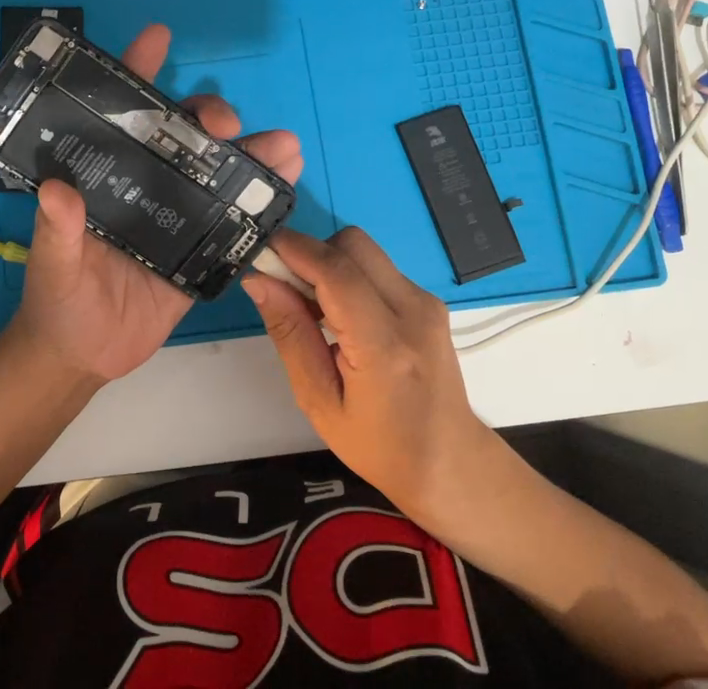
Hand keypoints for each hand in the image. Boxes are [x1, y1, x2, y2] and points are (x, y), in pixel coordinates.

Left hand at [10, 24, 303, 383]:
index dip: (136, 73)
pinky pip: (235, 222)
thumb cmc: (58, 301)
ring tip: (283, 144)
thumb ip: (55, 230)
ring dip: (251, 153)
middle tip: (222, 123)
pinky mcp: (201, 252)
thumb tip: (57, 192)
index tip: (158, 37)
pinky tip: (288, 184)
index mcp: (105, 178)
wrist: (84, 356)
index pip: (119, 115)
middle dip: (207, 117)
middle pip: (181, 137)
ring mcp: (177, 216)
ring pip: (218, 173)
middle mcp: (144, 185)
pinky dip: (262, 203)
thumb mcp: (52, 265)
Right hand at [240, 229, 493, 517]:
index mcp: (384, 345)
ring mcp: (426, 303)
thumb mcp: (319, 400)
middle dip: (311, 253)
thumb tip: (259, 282)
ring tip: (310, 307)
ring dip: (329, 264)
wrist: (449, 462)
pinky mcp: (429, 302)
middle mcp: (413, 312)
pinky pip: (378, 268)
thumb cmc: (379, 444)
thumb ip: (290, 334)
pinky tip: (338, 315)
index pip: (336, 272)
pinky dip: (348, 276)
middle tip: (284, 287)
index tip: (259, 251)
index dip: (294, 251)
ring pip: (365, 252)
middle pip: (353, 245)